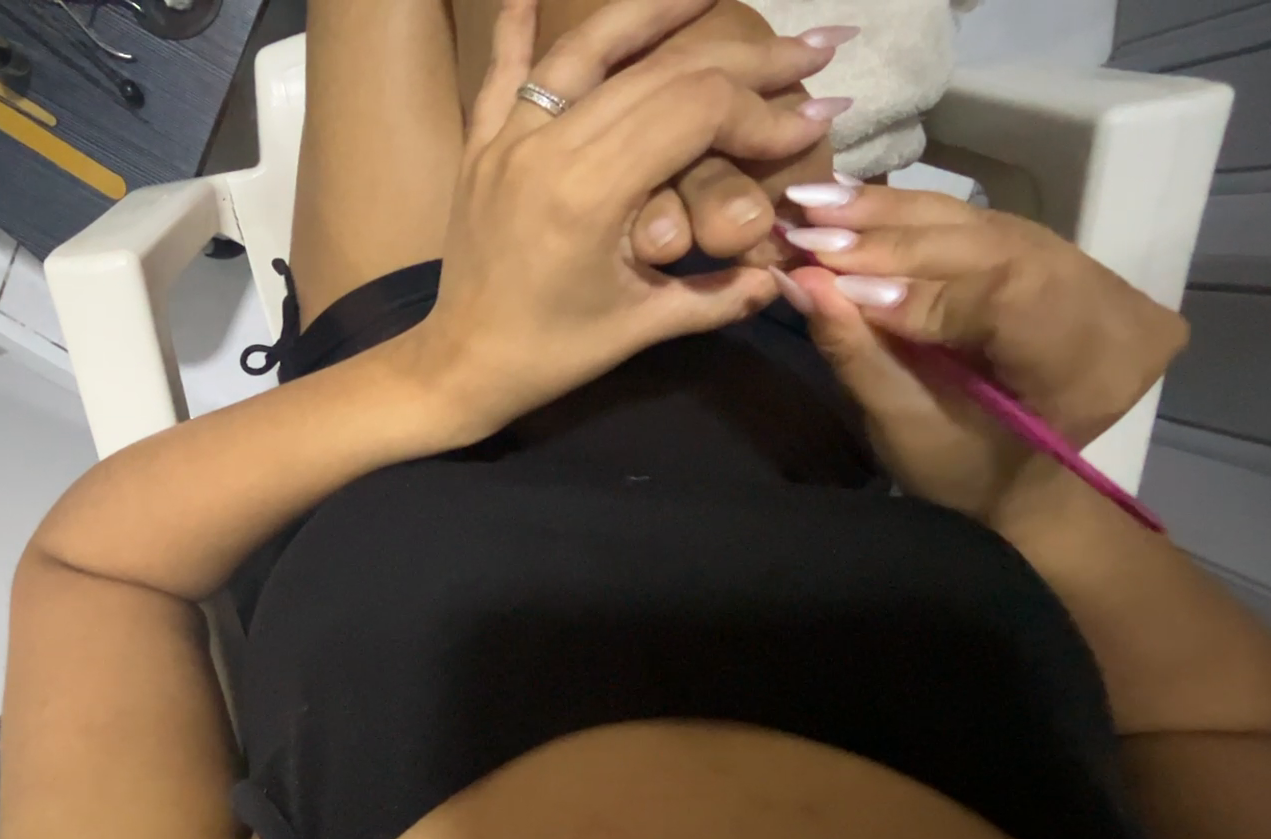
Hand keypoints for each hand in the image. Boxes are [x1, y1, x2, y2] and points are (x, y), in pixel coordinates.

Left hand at [407, 0, 839, 445]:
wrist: (458, 369)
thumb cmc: (546, 358)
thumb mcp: (637, 330)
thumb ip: (714, 297)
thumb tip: (787, 273)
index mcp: (588, 195)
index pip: (695, 113)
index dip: (762, 112)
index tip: (812, 120)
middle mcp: (545, 150)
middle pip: (659, 73)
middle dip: (743, 59)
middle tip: (807, 50)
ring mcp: (504, 144)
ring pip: (585, 49)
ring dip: (652, 9)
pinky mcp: (478, 152)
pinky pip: (500, 78)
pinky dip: (516, 32)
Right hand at [772, 183, 1189, 522]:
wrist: (1012, 480)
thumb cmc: (957, 471)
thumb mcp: (900, 423)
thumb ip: (856, 351)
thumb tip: (799, 280)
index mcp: (1090, 367)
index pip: (1006, 299)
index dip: (914, 285)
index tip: (828, 274)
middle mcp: (1117, 307)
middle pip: (998, 249)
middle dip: (893, 239)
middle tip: (808, 223)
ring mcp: (1099, 275)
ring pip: (989, 226)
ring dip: (895, 215)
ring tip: (818, 203)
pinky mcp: (1065, 258)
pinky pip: (988, 225)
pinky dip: (914, 217)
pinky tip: (855, 204)